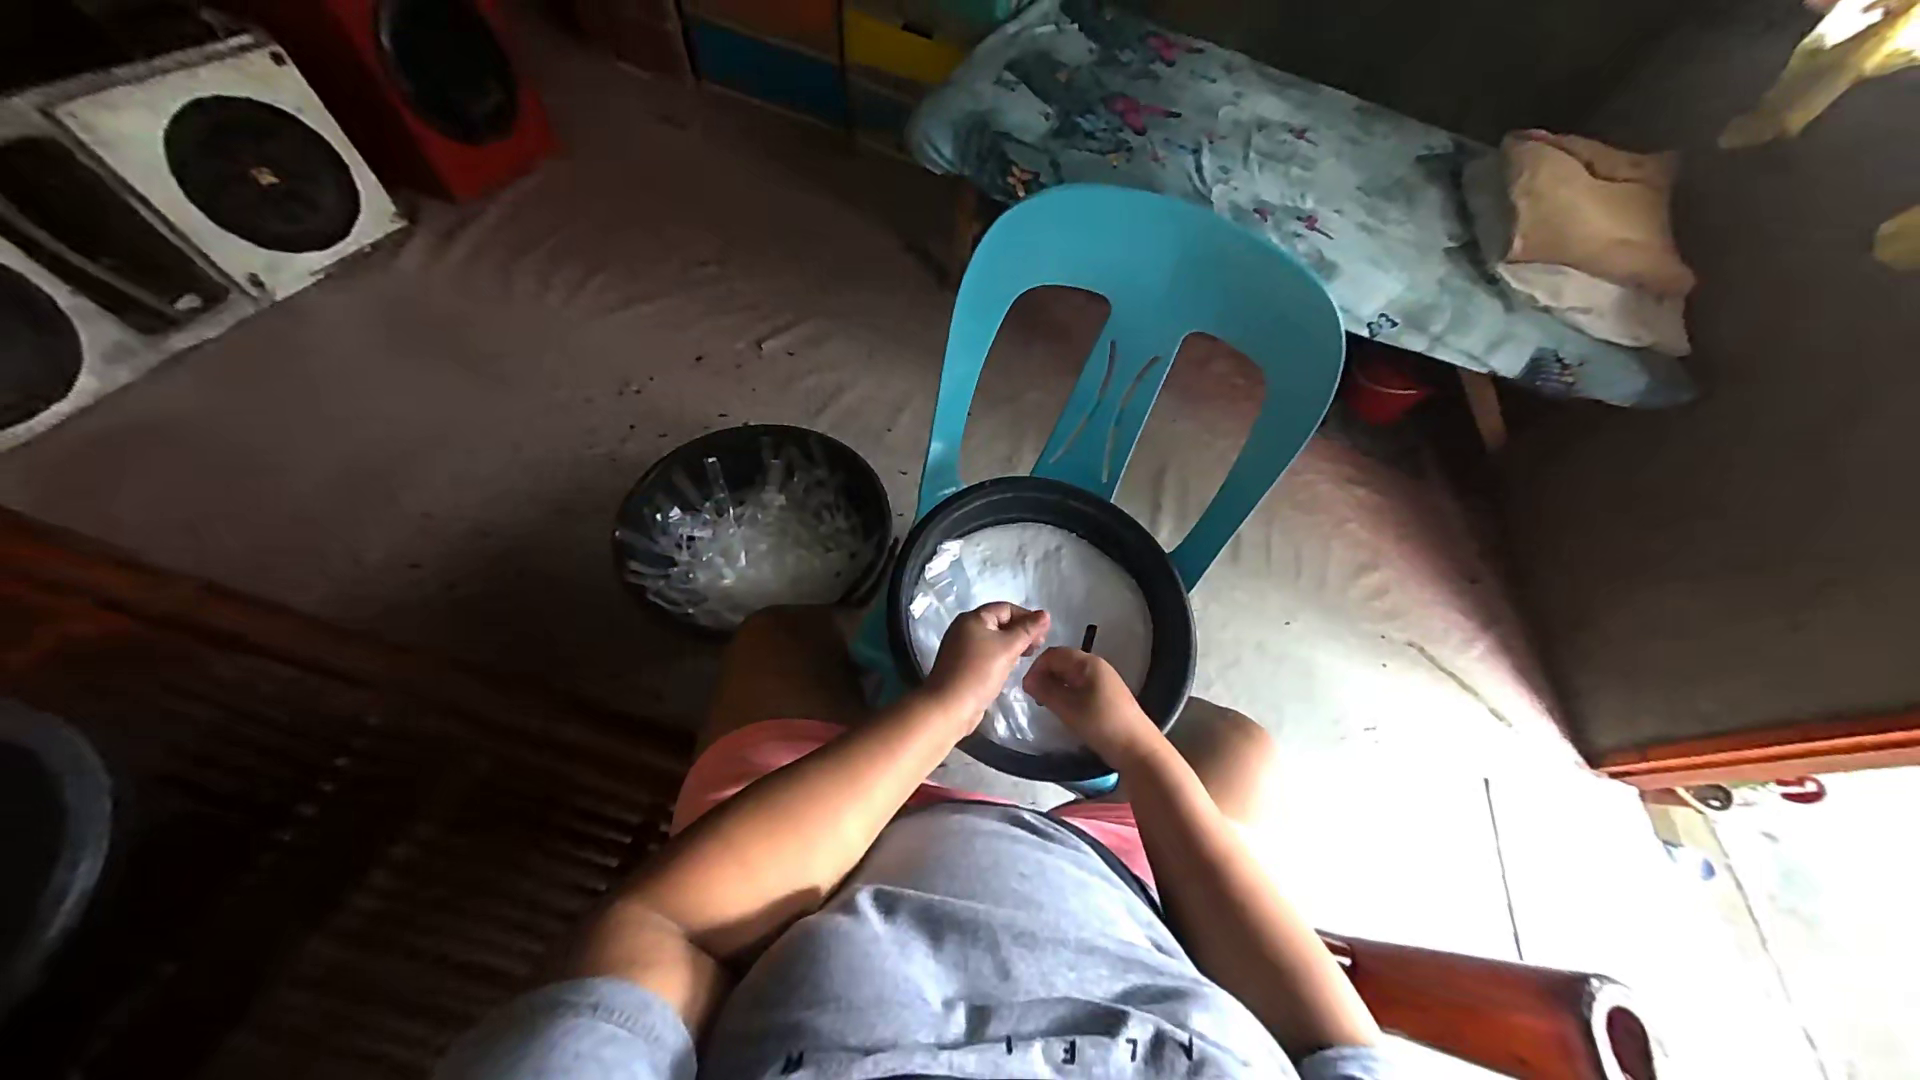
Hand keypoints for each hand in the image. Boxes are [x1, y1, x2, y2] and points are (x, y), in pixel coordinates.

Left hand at [925, 603, 1050, 719]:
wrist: (949, 706)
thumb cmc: (979, 672)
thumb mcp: (1008, 648)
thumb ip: (1028, 630)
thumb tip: (1045, 614)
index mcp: (973, 618)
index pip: (1006, 608)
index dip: (1027, 617)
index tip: (1044, 634)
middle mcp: (965, 628)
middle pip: (1000, 622)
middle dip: (1021, 632)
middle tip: (1038, 647)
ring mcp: (962, 647)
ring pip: (994, 639)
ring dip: (1012, 645)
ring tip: (1027, 657)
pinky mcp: (963, 664)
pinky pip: (987, 653)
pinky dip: (1001, 656)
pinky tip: (1011, 667)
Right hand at [1023, 647, 1165, 767]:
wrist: (1138, 749)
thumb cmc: (1101, 724)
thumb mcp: (1068, 707)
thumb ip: (1046, 690)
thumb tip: (1028, 680)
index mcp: (1088, 663)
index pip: (1053, 654)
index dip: (1036, 668)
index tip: (1027, 689)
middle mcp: (1097, 666)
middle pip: (1063, 662)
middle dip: (1045, 676)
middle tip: (1034, 697)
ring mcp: (1104, 681)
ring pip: (1071, 675)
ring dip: (1056, 686)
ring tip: (1047, 705)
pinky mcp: (1108, 696)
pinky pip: (1081, 686)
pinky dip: (1068, 694)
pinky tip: (1066, 710)